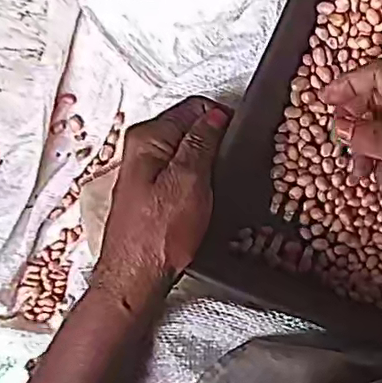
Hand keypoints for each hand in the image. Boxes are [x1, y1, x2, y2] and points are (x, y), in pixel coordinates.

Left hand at [90, 96, 229, 298]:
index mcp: (149, 138)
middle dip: (216, 134)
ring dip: (210, 156)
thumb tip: (215, 116)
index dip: (222, 116)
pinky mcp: (154, 192)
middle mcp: (143, 149)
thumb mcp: (189, 180)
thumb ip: (201, 143)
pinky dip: (201, 174)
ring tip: (232, 171)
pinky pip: (183, 170)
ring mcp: (147, 171)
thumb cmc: (160, 232)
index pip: (193, 108)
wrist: (138, 274)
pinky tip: (213, 189)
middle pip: (189, 126)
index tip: (243, 132)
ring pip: (187, 150)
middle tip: (242, 151)